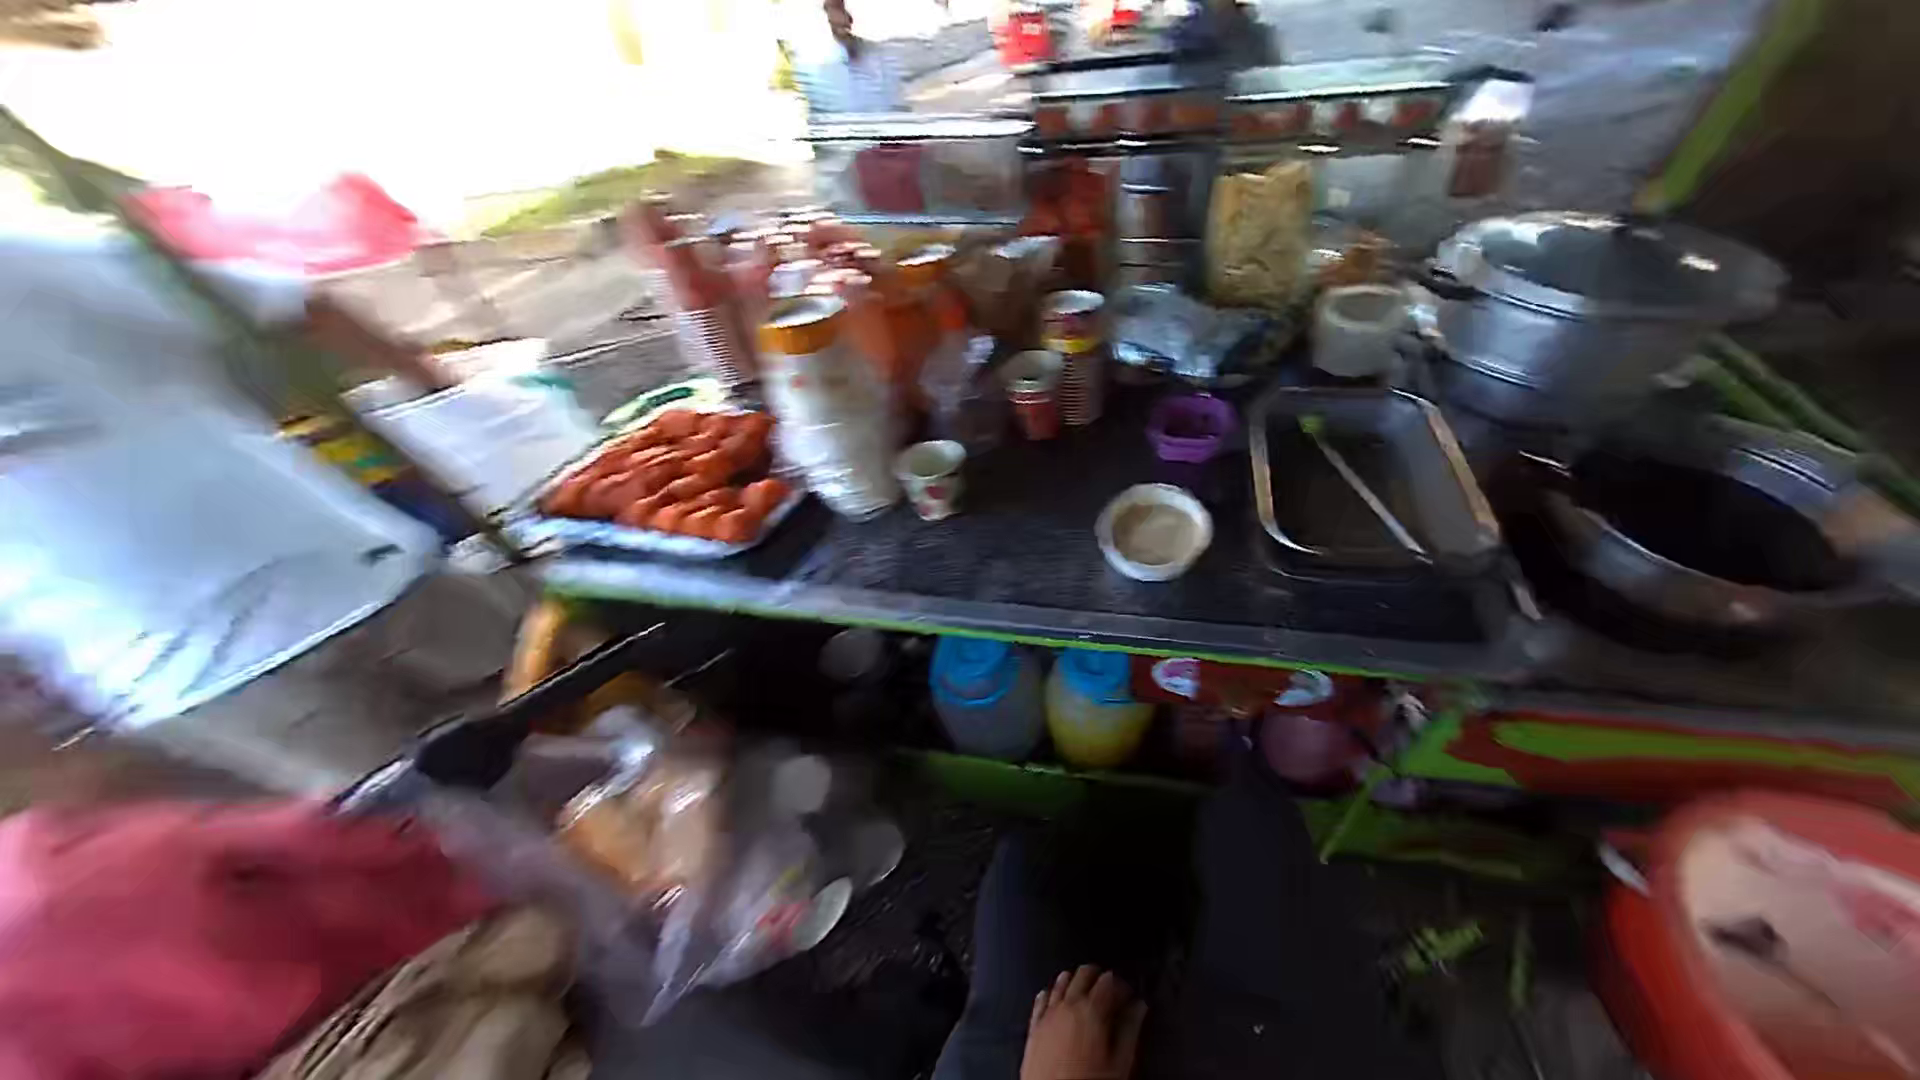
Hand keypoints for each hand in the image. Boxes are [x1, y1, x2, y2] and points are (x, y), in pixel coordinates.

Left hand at [1021, 965, 1147, 1079]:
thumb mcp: (1119, 1063)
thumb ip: (1130, 1030)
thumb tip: (1139, 1007)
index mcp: (1091, 1011)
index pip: (1108, 982)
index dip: (1120, 984)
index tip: (1127, 992)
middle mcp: (1068, 1005)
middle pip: (1083, 975)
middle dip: (1098, 976)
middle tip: (1108, 986)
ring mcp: (1048, 1013)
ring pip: (1061, 982)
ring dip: (1074, 980)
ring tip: (1084, 986)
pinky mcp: (1034, 1026)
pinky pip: (1040, 1000)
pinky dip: (1049, 992)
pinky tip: (1052, 993)